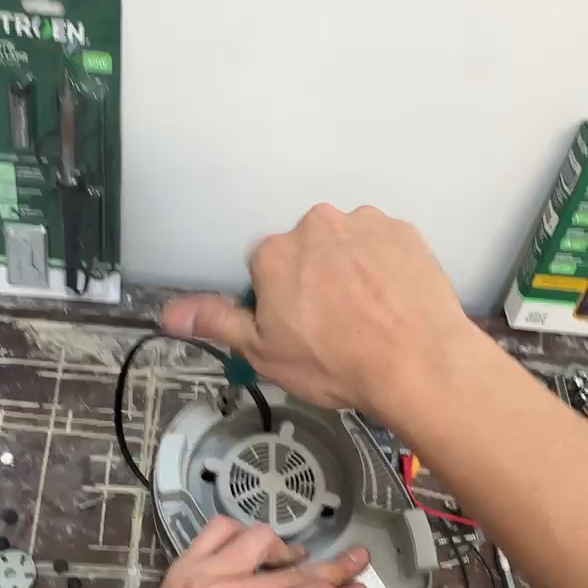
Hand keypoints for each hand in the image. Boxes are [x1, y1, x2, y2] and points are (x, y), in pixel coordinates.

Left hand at [136, 517, 375, 587]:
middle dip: (333, 568)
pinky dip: (241, 534)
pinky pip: (220, 530)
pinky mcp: (185, 567)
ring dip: (286, 550)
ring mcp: (206, 575)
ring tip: (294, 563)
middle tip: (354, 561)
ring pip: (261, 539)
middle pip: (298, 569)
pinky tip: (252, 551)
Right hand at [159, 203, 475, 417]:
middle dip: (314, 282)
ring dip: (350, 272)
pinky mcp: (403, 232)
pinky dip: (384, 269)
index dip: (278, 304)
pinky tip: (390, 304)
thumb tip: (171, 313)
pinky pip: (383, 247)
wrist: (416, 362)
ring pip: (346, 247)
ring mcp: (364, 224)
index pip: (265, 271)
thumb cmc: (337, 363)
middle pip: (305, 253)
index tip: (297, 330)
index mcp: (275, 253)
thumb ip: (218, 322)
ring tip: (367, 319)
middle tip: (334, 328)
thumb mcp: (265, 352)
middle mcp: (317, 225)